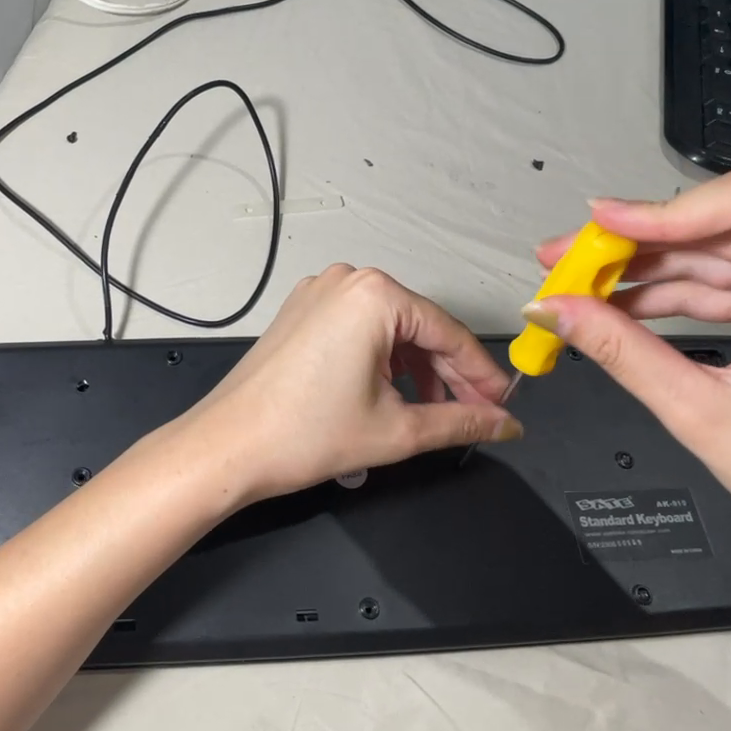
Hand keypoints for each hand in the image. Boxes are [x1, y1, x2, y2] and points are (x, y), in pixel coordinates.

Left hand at [169, 265, 520, 509]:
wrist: (227, 448)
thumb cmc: (297, 434)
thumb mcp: (397, 431)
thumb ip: (461, 422)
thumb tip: (503, 424)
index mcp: (373, 296)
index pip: (449, 333)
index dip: (481, 375)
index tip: (502, 403)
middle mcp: (345, 282)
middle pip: (419, 329)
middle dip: (449, 375)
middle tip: (476, 414)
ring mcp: (317, 295)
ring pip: (389, 330)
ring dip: (416, 370)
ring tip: (433, 413)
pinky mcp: (301, 313)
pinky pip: (358, 330)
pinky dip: (382, 360)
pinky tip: (394, 395)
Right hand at [528, 163, 730, 574]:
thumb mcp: (702, 415)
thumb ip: (622, 351)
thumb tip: (553, 311)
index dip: (668, 208)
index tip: (600, 226)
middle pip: (727, 223)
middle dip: (640, 240)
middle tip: (567, 258)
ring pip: (719, 250)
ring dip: (647, 267)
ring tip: (578, 284)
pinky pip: (727, 281)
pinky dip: (672, 292)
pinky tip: (618, 305)